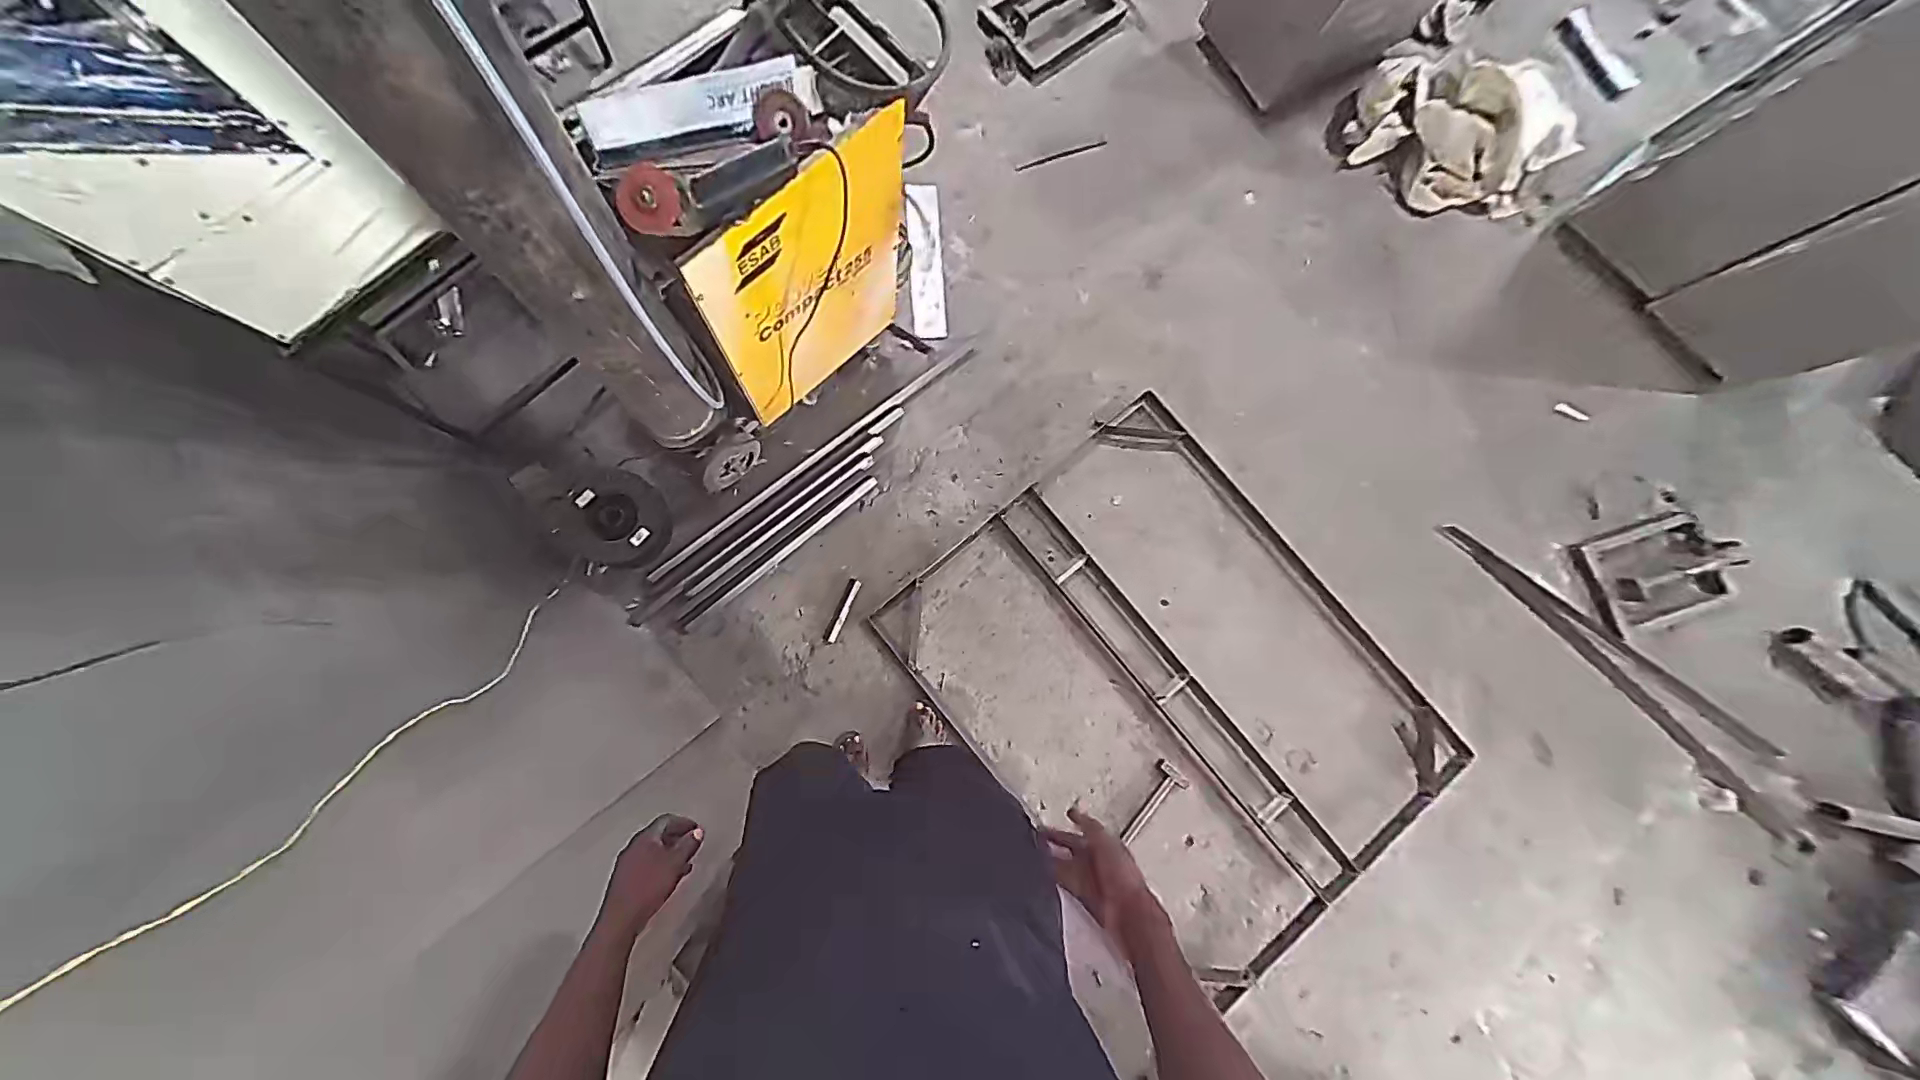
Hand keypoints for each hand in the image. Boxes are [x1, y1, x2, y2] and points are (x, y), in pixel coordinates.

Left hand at [597, 814, 702, 937]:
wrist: (620, 919)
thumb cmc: (650, 886)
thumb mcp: (675, 863)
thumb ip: (688, 845)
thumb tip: (698, 831)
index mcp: (645, 838)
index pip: (666, 820)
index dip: (684, 822)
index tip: (698, 830)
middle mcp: (633, 846)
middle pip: (658, 834)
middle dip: (677, 837)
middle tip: (693, 844)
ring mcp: (626, 863)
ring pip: (652, 850)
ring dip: (670, 853)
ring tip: (686, 862)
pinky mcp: (624, 880)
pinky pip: (646, 864)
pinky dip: (661, 865)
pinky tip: (670, 877)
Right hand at [1042, 807, 1166, 957]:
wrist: (1127, 909)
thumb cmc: (1123, 874)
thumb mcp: (1105, 840)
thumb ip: (1089, 826)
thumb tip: (1077, 813)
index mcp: (1106, 845)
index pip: (1087, 829)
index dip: (1076, 821)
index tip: (1066, 815)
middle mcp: (1099, 861)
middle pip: (1074, 846)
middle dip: (1057, 840)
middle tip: (1040, 835)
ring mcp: (1092, 879)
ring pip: (1067, 864)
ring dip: (1053, 858)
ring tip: (1037, 852)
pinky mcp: (1085, 896)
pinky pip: (1066, 882)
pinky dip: (1055, 876)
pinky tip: (1046, 872)